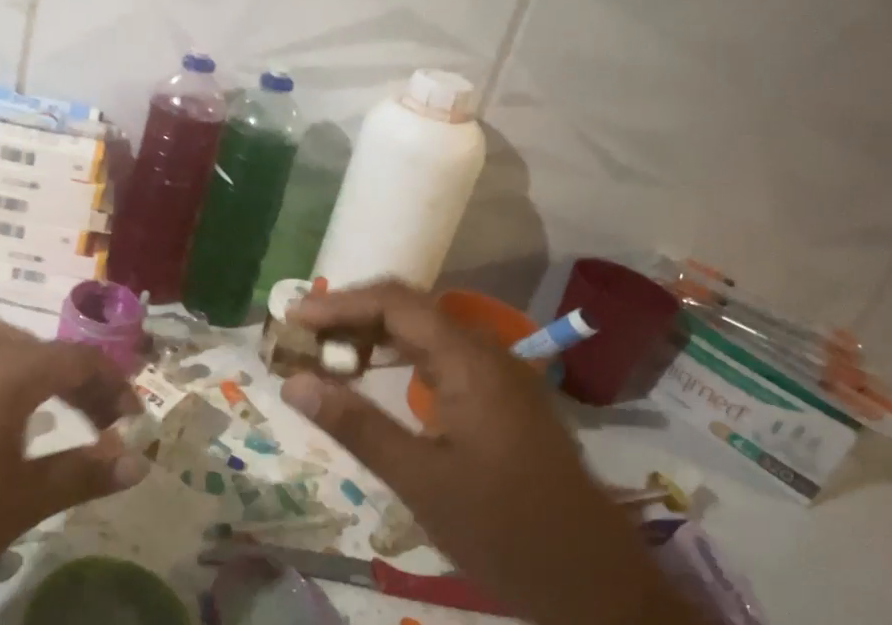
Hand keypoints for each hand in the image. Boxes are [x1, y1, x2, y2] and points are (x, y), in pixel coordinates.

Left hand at [0, 321, 150, 592]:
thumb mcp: (25, 499)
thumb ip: (84, 473)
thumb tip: (138, 461)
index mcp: (11, 371)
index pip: (80, 360)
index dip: (115, 386)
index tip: (133, 422)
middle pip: (44, 351)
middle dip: (81, 383)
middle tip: (103, 427)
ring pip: (2, 345)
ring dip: (35, 370)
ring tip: (51, 406)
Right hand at [282, 283, 702, 624]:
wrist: (599, 587)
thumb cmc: (507, 531)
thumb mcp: (421, 481)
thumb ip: (356, 426)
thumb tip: (292, 382)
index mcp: (470, 362)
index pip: (395, 303)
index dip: (339, 303)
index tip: (293, 320)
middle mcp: (487, 355)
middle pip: (410, 311)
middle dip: (351, 317)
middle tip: (302, 338)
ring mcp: (500, 378)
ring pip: (426, 334)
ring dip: (374, 337)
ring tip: (326, 354)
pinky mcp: (504, 401)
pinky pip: (441, 358)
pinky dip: (399, 359)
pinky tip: (375, 380)